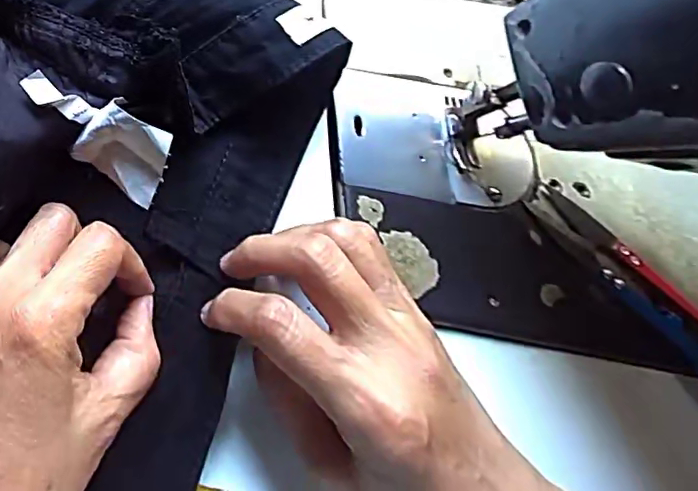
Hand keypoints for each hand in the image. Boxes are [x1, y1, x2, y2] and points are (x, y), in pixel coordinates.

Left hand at [0, 203, 159, 490]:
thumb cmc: (23, 477)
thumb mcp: (105, 414)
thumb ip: (140, 345)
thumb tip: (140, 306)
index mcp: (40, 319)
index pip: (100, 241)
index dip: (131, 262)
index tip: (135, 292)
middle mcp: (0, 297)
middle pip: (60, 217)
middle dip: (95, 246)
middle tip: (107, 286)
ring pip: (28, 229)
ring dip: (60, 250)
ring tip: (74, 294)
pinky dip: (23, 261)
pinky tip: (38, 298)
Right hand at [202, 220, 555, 490]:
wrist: (480, 484)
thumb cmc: (412, 485)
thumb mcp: (331, 466)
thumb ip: (286, 399)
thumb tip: (257, 340)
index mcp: (364, 397)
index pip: (282, 323)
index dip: (236, 307)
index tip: (218, 309)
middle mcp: (388, 343)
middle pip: (315, 258)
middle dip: (260, 249)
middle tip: (234, 264)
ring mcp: (406, 315)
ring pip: (345, 237)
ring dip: (295, 232)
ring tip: (268, 248)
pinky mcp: (415, 303)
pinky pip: (370, 245)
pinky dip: (330, 233)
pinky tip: (311, 247)